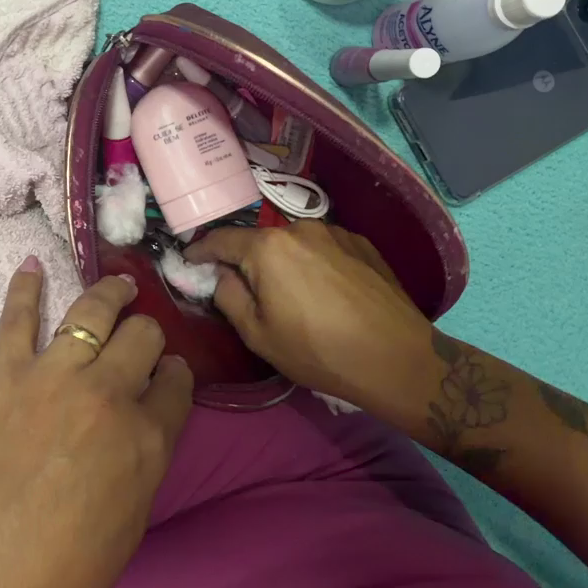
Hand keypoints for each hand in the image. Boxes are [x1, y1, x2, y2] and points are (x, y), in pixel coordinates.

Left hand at [0, 259, 192, 587]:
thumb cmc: (64, 576)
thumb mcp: (129, 521)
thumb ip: (140, 463)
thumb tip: (140, 429)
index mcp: (149, 439)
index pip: (177, 384)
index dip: (175, 373)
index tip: (169, 371)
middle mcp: (110, 394)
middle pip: (142, 338)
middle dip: (146, 334)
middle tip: (139, 336)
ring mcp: (54, 375)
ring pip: (93, 313)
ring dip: (110, 293)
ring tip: (118, 285)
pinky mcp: (2, 371)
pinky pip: (18, 317)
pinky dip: (25, 287)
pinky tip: (32, 265)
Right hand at [184, 221, 431, 404]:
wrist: (398, 359)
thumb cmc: (319, 351)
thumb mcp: (258, 335)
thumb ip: (228, 296)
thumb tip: (220, 274)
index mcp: (267, 248)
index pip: (220, 239)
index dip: (200, 250)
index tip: (189, 261)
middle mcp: (300, 228)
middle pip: (259, 241)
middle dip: (246, 261)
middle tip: (246, 291)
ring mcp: (336, 232)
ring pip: (293, 244)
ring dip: (283, 262)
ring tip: (291, 295)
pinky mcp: (363, 244)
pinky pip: (323, 248)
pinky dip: (314, 264)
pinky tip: (325, 294)